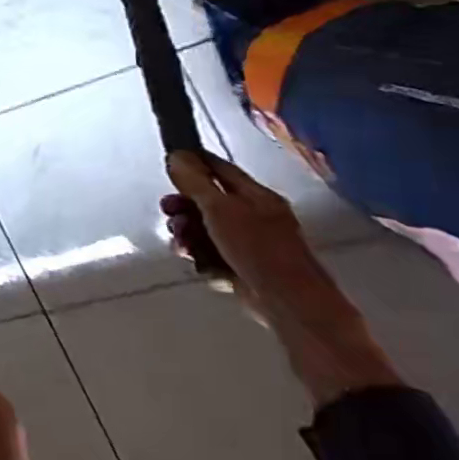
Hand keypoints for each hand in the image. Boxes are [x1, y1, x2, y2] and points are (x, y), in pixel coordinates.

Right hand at [162, 150, 312, 297]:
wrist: (290, 305)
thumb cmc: (258, 249)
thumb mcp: (220, 209)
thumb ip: (195, 181)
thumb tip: (177, 154)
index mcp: (256, 195)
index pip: (219, 167)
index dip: (192, 163)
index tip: (168, 168)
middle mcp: (254, 215)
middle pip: (207, 199)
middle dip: (182, 206)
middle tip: (168, 212)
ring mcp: (250, 242)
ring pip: (204, 227)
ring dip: (186, 232)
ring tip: (181, 244)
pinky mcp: (242, 266)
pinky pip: (210, 251)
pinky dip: (198, 254)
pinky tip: (193, 260)